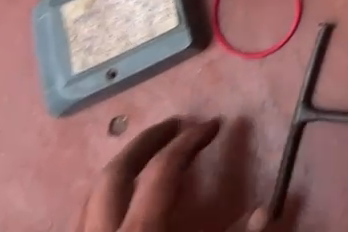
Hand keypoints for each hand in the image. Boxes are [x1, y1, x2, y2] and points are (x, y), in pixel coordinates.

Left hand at [76, 117, 268, 231]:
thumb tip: (265, 213)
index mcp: (141, 231)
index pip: (163, 170)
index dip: (190, 142)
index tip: (213, 126)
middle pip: (115, 174)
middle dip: (146, 142)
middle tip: (175, 126)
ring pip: (90, 198)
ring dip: (120, 169)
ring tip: (148, 157)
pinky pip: (82, 221)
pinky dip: (103, 201)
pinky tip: (121, 205)